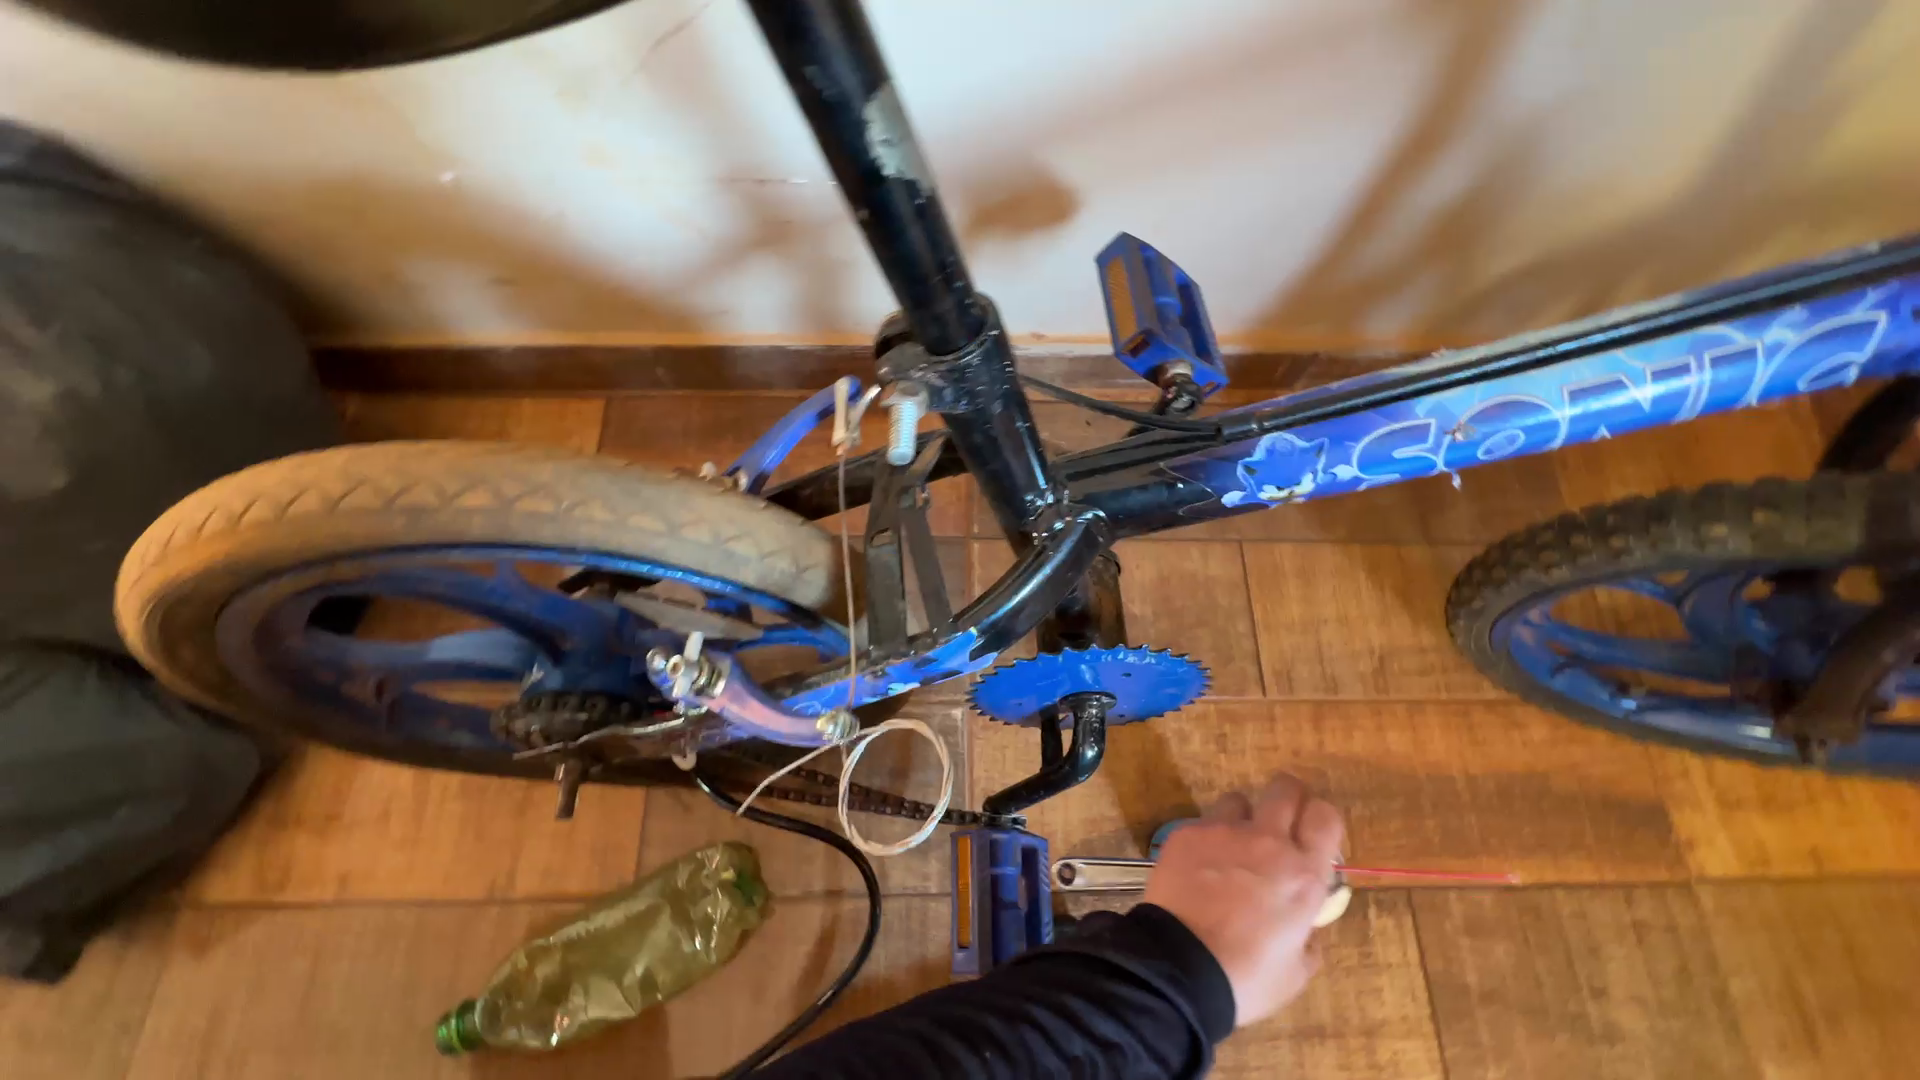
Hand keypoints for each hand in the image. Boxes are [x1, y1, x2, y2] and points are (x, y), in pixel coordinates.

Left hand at [1141, 773, 1344, 1026]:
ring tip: (1230, 847)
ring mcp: (1222, 832)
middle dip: (1286, 797)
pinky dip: (1204, 838)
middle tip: (1278, 821)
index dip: (1320, 818)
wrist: (1181, 968)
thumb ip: (1306, 938)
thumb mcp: (1295, 970)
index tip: (1312, 832)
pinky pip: (1202, 823)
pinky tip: (1196, 866)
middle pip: (1284, 788)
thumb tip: (1305, 928)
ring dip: (1240, 817)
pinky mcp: (1185, 833)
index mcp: (1303, 874)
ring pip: (1237, 799)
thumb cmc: (1246, 976)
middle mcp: (1266, 841)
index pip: (1325, 816)